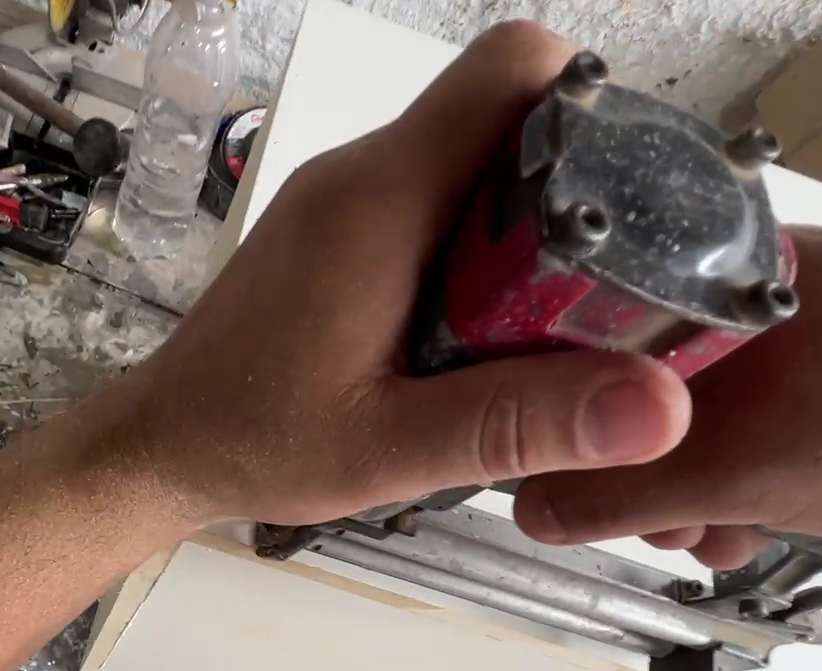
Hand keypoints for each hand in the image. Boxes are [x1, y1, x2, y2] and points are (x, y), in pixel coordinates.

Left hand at [104, 22, 691, 527]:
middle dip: (568, 189)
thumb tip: (661, 406)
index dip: (593, 109)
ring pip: (462, 166)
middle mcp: (356, 176)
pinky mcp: (323, 235)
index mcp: (379, 202)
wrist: (160, 443)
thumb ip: (514, 423)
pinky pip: (419, 206)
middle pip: (500, 119)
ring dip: (513, 231)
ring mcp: (334, 203)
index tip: (627, 204)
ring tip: (520, 327)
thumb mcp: (388, 449)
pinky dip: (462, 251)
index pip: (511, 71)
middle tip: (584, 293)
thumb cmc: (251, 443)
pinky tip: (456, 331)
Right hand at [512, 227, 821, 566]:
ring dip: (677, 495)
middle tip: (657, 529)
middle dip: (625, 478)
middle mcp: (717, 297)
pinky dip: (725, 485)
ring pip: (670, 422)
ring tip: (717, 538)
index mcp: (691, 279)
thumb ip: (618, 494)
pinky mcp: (810, 373)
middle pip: (611, 394)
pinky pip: (728, 429)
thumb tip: (524, 514)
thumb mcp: (742, 469)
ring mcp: (766, 336)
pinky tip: (751, 525)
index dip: (548, 417)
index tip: (560, 481)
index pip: (567, 343)